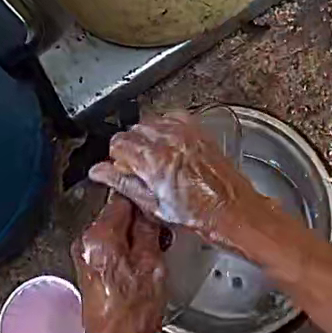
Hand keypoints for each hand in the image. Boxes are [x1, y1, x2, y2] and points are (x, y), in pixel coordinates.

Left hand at [71, 194, 168, 332]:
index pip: (122, 199)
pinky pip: (109, 248)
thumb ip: (149, 231)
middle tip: (160, 236)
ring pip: (114, 232)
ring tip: (153, 255)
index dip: (144, 202)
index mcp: (99, 235)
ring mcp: (84, 255)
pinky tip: (140, 268)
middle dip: (139, 222)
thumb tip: (149, 211)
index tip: (159, 209)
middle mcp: (86, 241)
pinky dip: (125, 252)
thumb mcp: (153, 266)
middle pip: (116, 215)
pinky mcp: (88, 269)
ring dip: (133, 238)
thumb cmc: (130, 314)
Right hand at [87, 112, 268, 247]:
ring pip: (150, 122)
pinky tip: (170, 145)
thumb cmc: (198, 215)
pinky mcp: (198, 130)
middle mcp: (168, 141)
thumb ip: (123, 183)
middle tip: (139, 168)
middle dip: (130, 147)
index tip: (123, 169)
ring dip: (147, 137)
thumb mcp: (153, 205)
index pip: (118, 142)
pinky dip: (166, 127)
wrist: (232, 211)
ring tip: (155, 158)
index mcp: (154, 160)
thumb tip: (99, 172)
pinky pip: (172, 117)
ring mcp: (185, 133)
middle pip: (132, 130)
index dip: (116, 157)